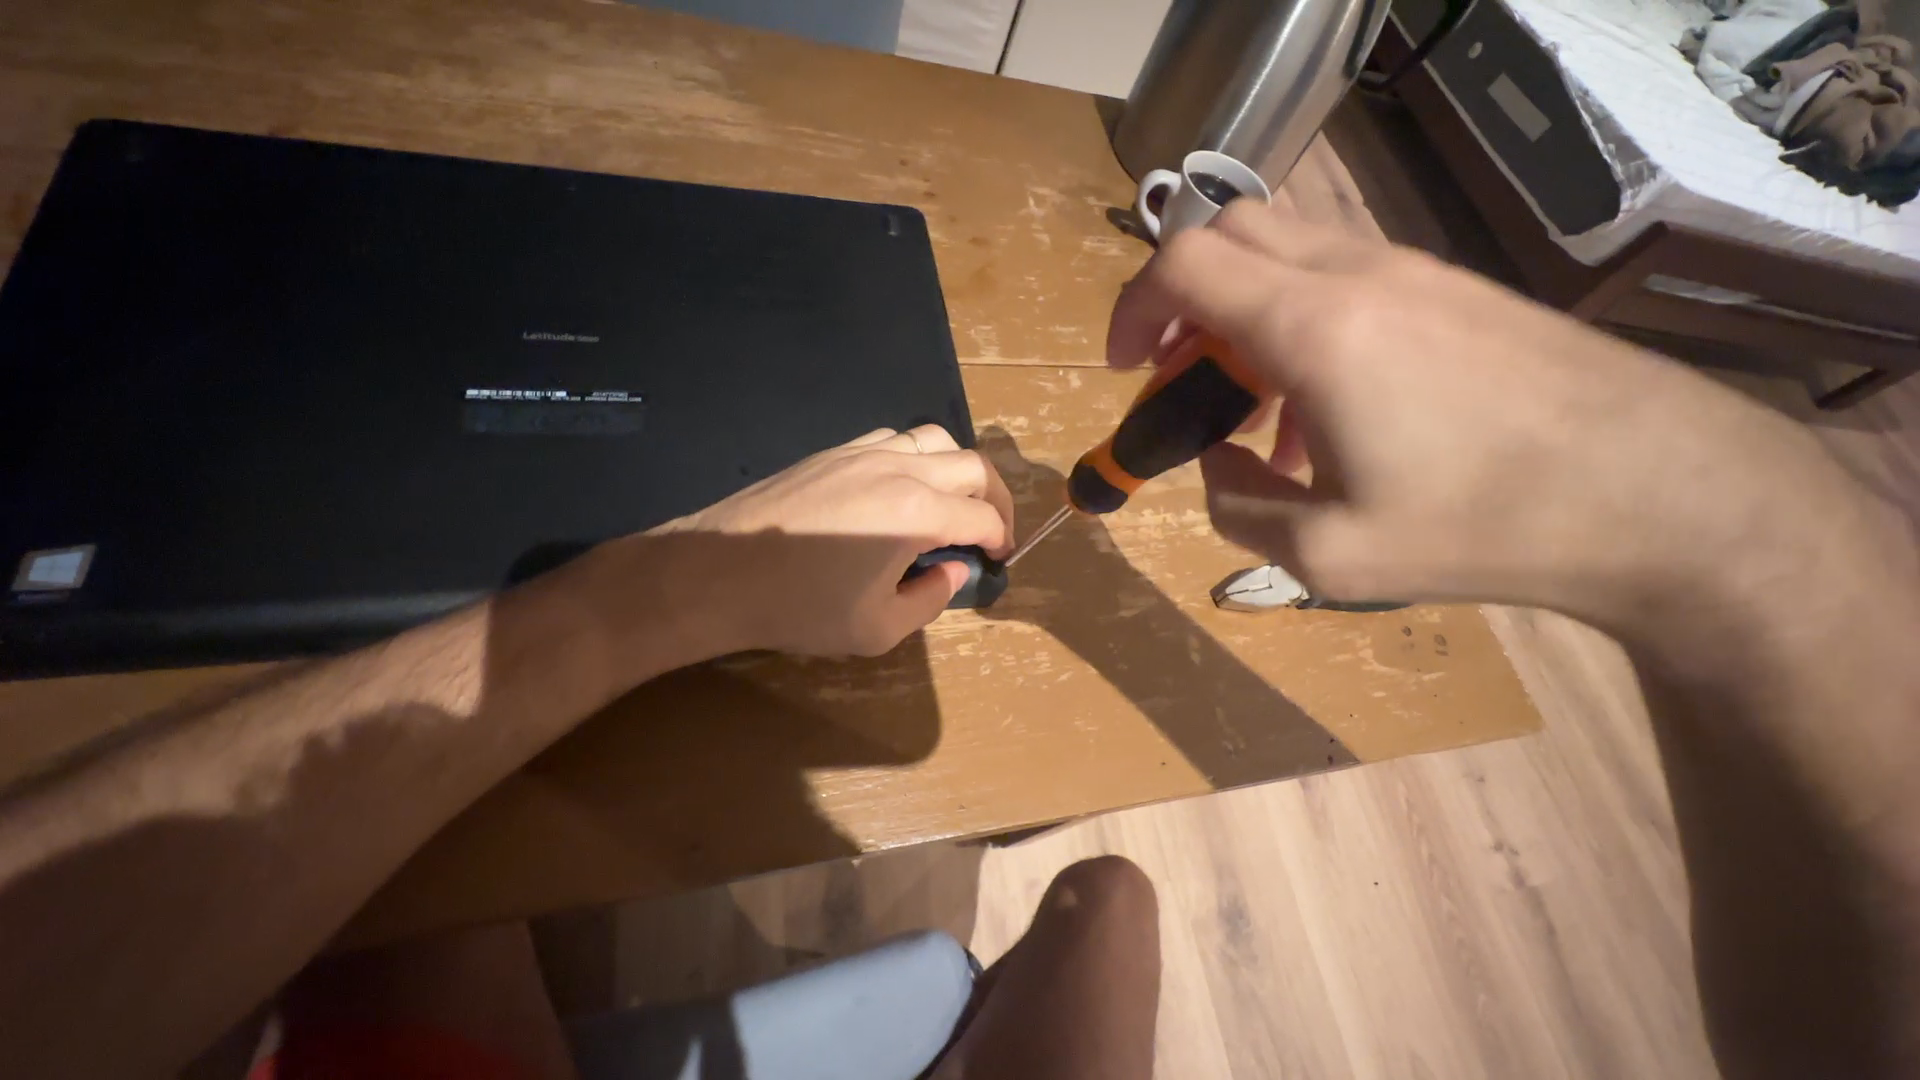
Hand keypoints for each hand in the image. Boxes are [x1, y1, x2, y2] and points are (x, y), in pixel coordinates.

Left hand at [653, 425, 1013, 656]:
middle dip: (994, 498)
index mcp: (915, 513)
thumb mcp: (877, 629)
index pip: (981, 516)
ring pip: (934, 439)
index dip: (1000, 538)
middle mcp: (898, 469)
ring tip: (952, 504)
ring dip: (957, 470)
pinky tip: (902, 490)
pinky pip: (894, 439)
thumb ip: (930, 600)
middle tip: (991, 530)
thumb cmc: (799, 608)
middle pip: (971, 465)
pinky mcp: (833, 451)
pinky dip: (917, 458)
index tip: (1000, 558)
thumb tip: (951, 571)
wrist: (717, 573)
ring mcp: (862, 452)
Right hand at [1110, 201, 1857, 626]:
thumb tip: (1218, 460)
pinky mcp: (1451, 287)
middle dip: (1180, 299)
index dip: (1132, 309)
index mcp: (1311, 327)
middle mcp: (1353, 274)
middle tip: (1181, 376)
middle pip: (1228, 232)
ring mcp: (1409, 271)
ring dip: (1242, 314)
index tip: (1127, 370)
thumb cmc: (1480, 527)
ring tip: (1257, 409)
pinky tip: (1330, 412)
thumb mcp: (1327, 554)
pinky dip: (1300, 323)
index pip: (1182, 263)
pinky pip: (1342, 279)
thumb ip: (1237, 504)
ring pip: (1284, 250)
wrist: (1661, 494)